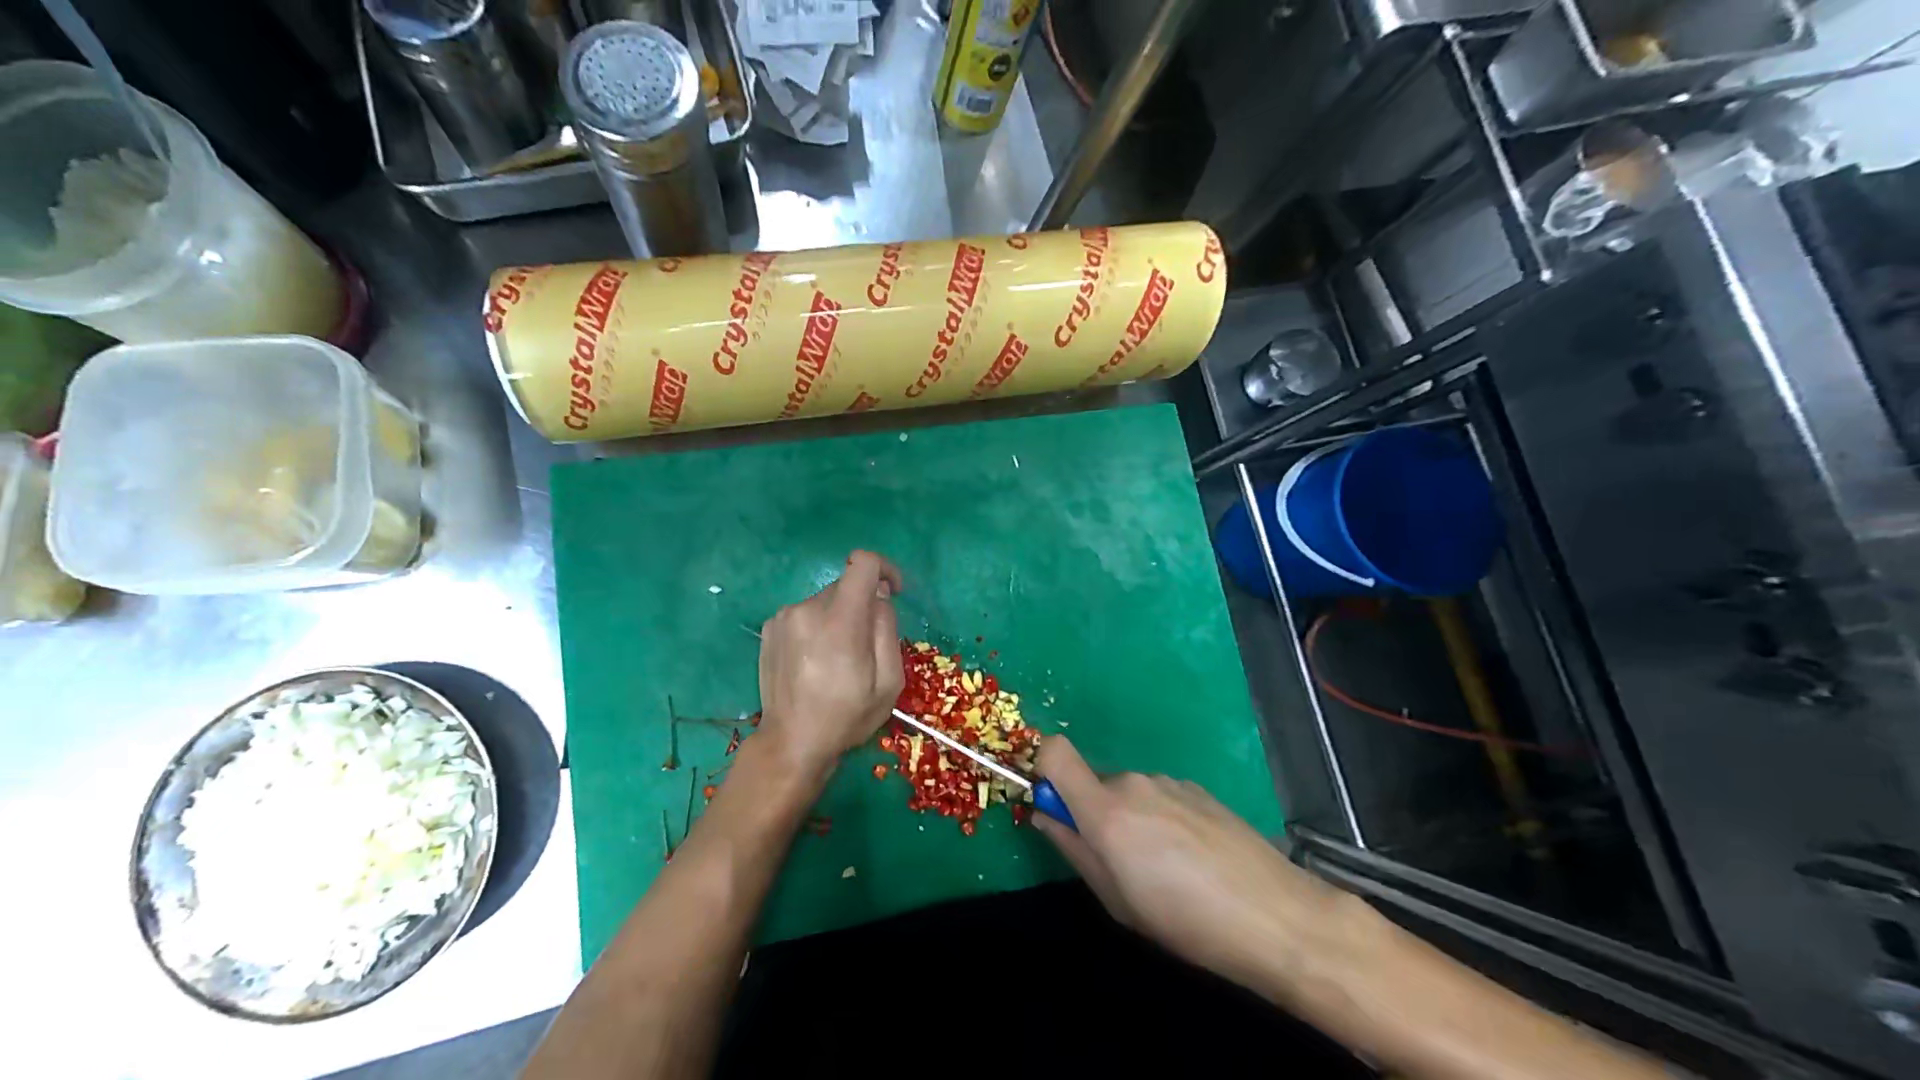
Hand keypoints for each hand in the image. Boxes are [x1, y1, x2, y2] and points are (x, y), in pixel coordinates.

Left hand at [756, 551, 904, 772]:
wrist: (791, 742)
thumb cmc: (847, 716)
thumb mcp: (889, 682)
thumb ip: (887, 629)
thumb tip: (879, 596)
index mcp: (840, 621)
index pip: (863, 562)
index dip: (885, 569)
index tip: (893, 592)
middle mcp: (808, 609)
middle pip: (846, 585)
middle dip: (862, 606)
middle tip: (864, 647)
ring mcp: (784, 617)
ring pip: (825, 600)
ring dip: (838, 617)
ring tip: (836, 659)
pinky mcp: (770, 627)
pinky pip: (805, 613)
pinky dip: (817, 627)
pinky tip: (814, 660)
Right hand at [1032, 736, 1350, 991]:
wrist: (1276, 915)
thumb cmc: (1185, 921)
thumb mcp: (1116, 900)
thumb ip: (1074, 850)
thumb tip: (1046, 817)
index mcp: (1105, 810)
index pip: (1055, 753)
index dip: (1043, 769)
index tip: (1054, 806)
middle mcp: (1133, 782)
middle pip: (1094, 782)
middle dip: (1096, 813)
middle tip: (1122, 863)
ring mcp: (1169, 782)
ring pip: (1130, 792)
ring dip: (1132, 818)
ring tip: (1166, 867)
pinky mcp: (1199, 789)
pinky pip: (1161, 795)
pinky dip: (1162, 818)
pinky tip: (1194, 858)